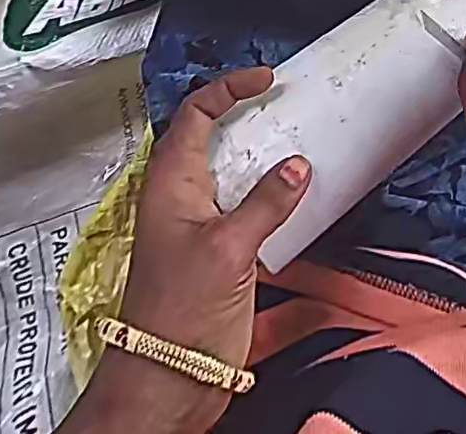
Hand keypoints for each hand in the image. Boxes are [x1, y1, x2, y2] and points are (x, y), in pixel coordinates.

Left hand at [69, 69, 310, 433]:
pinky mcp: (219, 249)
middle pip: (213, 136)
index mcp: (173, 182)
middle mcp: (184, 195)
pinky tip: (299, 198)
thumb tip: (298, 164)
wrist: (167, 387)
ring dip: (262, 154)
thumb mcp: (228, 251)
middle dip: (247, 115)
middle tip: (286, 105)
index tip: (267, 78)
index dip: (229, 87)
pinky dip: (271, 193)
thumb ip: (267, 203)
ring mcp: (201, 223)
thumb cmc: (182, 312)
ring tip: (298, 142)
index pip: (197, 113)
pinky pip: (247, 205)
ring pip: (231, 171)